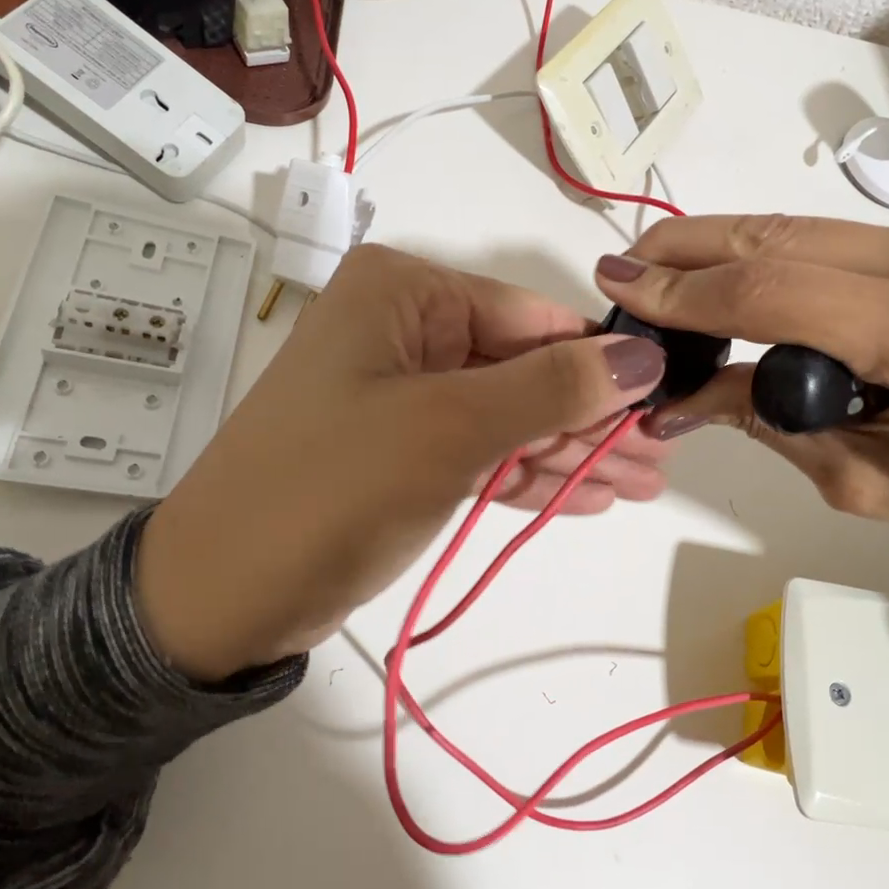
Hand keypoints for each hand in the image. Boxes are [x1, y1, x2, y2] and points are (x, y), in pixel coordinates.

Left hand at [136, 245, 669, 678]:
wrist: (220, 595)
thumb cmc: (333, 488)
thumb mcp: (450, 428)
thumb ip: (552, 388)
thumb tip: (644, 356)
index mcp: (402, 293)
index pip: (530, 316)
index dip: (601, 360)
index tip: (669, 400)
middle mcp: (401, 330)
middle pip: (523, 367)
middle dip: (591, 415)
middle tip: (662, 455)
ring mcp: (400, 394)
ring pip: (507, 414)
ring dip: (570, 450)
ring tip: (642, 483)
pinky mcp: (399, 451)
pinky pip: (480, 450)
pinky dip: (529, 474)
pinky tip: (588, 496)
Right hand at [594, 210, 888, 602]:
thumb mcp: (855, 477)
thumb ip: (760, 414)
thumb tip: (671, 390)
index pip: (778, 295)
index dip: (687, 293)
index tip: (620, 288)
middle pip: (787, 239)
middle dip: (694, 249)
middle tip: (626, 264)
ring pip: (809, 232)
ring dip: (729, 253)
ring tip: (664, 273)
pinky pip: (842, 244)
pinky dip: (779, 261)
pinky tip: (733, 280)